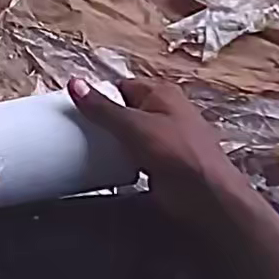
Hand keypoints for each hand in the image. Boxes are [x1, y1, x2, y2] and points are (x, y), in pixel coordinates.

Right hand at [67, 77, 244, 218]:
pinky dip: (118, 156)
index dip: (97, 95)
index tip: (73, 108)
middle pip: (122, 109)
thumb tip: (74, 82)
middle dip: (101, 119)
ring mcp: (163, 136)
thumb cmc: (175, 153)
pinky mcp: (160, 160)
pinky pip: (131, 152)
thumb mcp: (133, 126)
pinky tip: (102, 164)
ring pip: (126, 133)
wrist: (206, 196)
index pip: (120, 86)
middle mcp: (164, 110)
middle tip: (74, 130)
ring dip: (109, 140)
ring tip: (83, 147)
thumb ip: (102, 108)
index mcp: (161, 93)